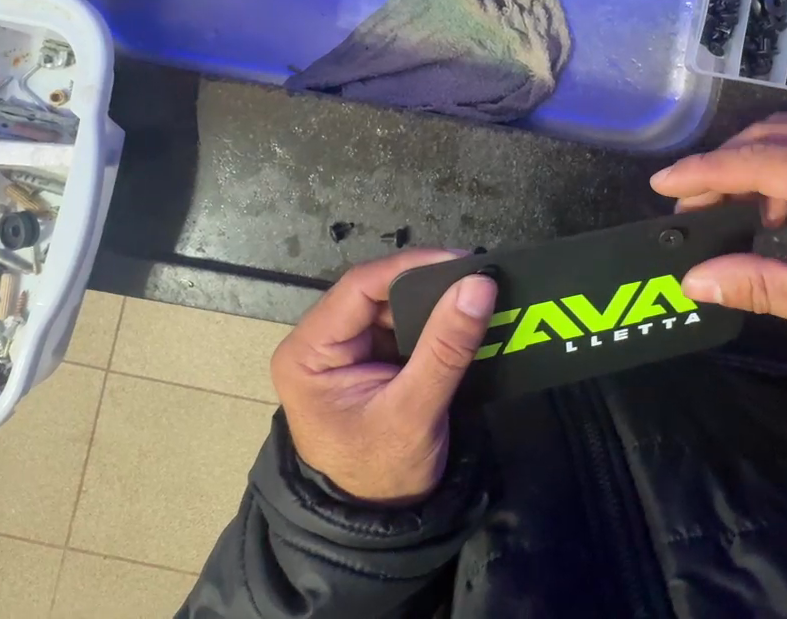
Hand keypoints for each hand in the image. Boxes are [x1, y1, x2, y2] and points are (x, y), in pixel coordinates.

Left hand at [270, 250, 496, 504]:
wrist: (380, 526)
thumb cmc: (381, 475)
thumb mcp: (414, 412)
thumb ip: (445, 347)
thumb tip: (478, 285)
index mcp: (308, 353)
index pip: (358, 287)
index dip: (410, 267)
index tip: (461, 261)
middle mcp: (321, 341)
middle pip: (377, 291)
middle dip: (427, 283)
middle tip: (477, 276)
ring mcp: (346, 349)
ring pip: (394, 304)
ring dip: (434, 300)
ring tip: (477, 292)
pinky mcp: (371, 358)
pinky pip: (404, 324)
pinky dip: (435, 320)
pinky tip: (464, 314)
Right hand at [650, 114, 786, 359]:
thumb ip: (763, 286)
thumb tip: (693, 279)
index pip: (763, 162)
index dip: (706, 172)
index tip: (662, 185)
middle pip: (773, 136)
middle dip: (721, 165)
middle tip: (686, 204)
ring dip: (750, 160)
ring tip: (722, 205)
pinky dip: (781, 161)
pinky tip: (774, 202)